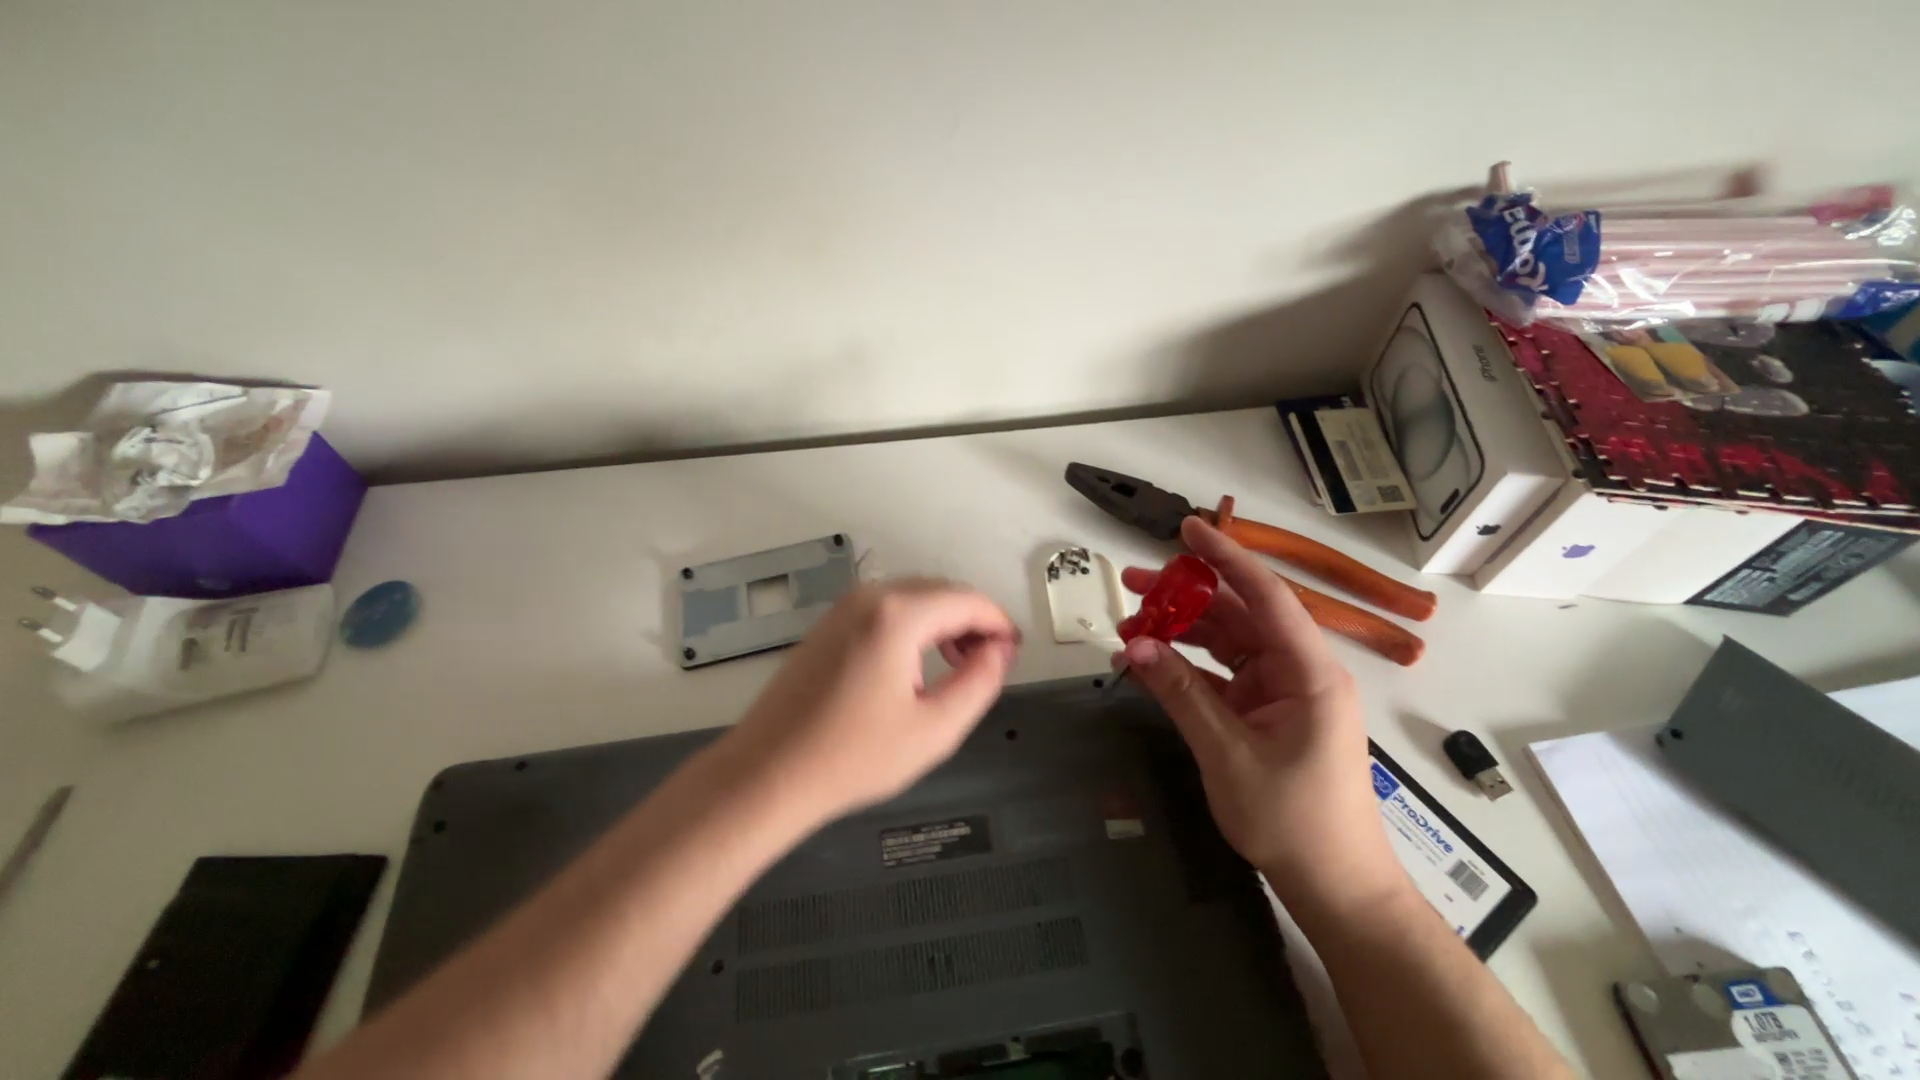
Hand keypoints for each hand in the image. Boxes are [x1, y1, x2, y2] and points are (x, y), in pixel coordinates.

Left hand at [721, 578, 1019, 821]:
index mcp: (897, 616)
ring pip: (912, 597)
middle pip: (940, 591)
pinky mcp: (826, 626)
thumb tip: (999, 651)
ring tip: (958, 664)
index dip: (999, 623)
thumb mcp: (935, 728)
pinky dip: (912, 626)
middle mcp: (868, 598)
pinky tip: (916, 665)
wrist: (768, 773)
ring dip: (943, 621)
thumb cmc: (852, 757)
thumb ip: (979, 682)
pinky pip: (884, 610)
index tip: (1015, 651)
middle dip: (972, 620)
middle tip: (991, 661)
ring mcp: (841, 609)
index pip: (967, 600)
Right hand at [1116, 517, 1406, 913]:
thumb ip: (1180, 693)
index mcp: (1309, 670)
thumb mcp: (1227, 753)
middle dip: (1186, 596)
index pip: (1266, 596)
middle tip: (1131, 582)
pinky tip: (1148, 662)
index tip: (1188, 529)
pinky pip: (1222, 675)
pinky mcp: (1265, 713)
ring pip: (1226, 642)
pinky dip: (1186, 667)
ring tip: (1127, 624)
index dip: (1226, 559)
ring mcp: (1282, 691)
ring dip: (1180, 631)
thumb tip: (1135, 645)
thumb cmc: (1292, 819)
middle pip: (1239, 615)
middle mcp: (1298, 670)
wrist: (1333, 883)